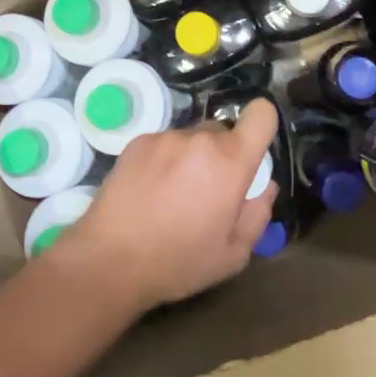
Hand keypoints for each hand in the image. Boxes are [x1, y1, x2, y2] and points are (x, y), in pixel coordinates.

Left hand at [55, 98, 278, 311]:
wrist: (110, 259)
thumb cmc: (179, 262)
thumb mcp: (234, 254)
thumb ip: (257, 214)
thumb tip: (265, 186)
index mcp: (230, 162)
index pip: (260, 114)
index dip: (262, 124)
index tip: (253, 150)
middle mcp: (198, 139)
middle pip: (223, 132)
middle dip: (223, 156)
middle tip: (208, 193)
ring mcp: (165, 137)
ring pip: (191, 139)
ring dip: (191, 158)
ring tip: (173, 196)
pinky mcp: (137, 142)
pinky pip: (164, 144)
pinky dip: (164, 161)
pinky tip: (150, 192)